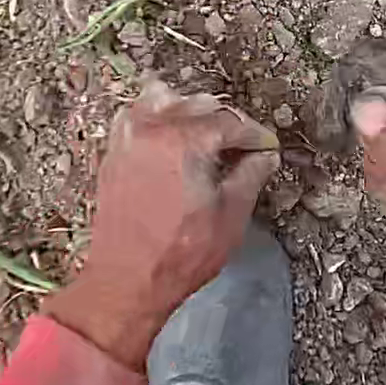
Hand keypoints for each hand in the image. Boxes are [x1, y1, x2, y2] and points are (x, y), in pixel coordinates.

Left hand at [44, 83, 277, 369]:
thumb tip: (265, 155)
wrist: (125, 282)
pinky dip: (160, 115)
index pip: (233, 122)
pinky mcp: (115, 152)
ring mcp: (129, 138)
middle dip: (230, 124)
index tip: (270, 149)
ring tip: (212, 138)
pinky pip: (138, 115)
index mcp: (186, 140)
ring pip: (169, 102)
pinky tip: (174, 133)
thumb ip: (253, 173)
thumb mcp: (232, 213)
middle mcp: (154, 129)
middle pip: (203, 107)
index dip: (257, 135)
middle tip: (247, 148)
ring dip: (195, 114)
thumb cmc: (184, 251)